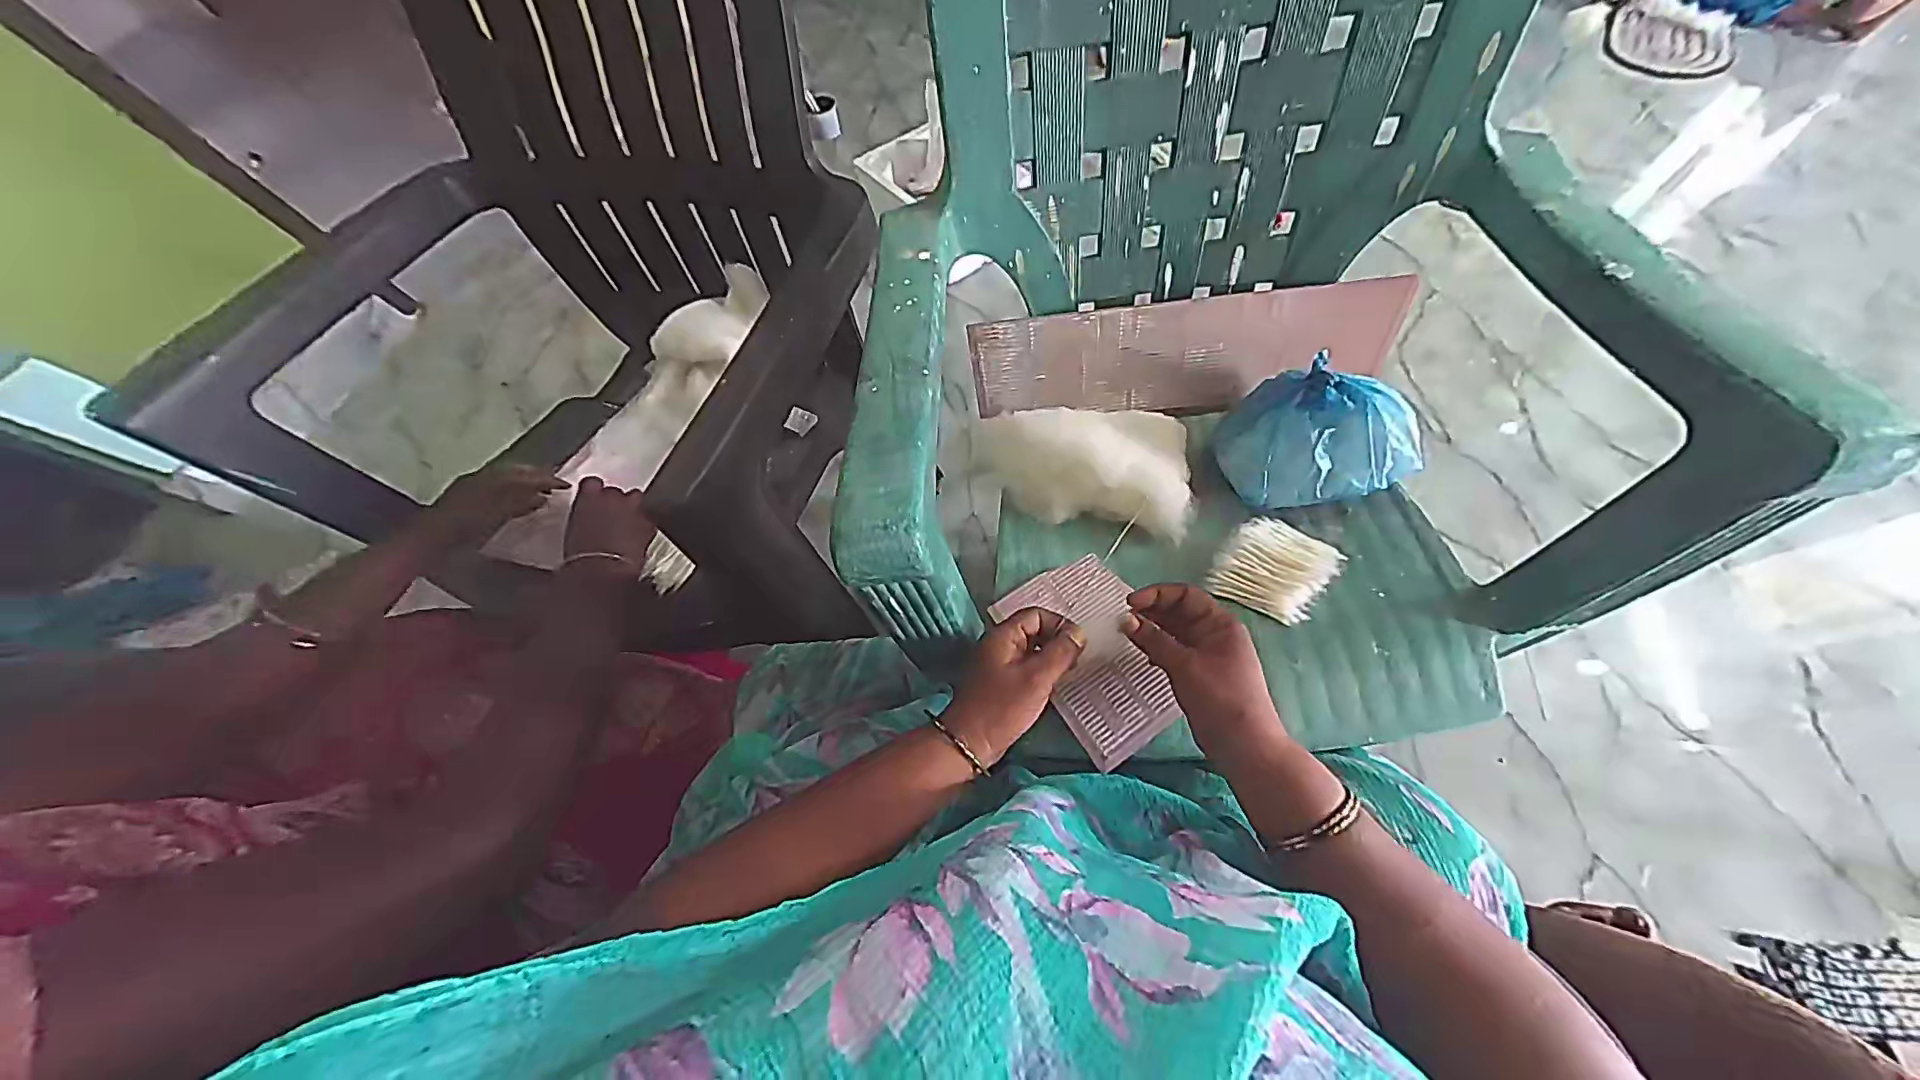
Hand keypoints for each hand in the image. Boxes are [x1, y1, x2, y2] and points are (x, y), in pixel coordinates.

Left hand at [415, 465, 567, 548]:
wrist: (421, 545)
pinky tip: (521, 507)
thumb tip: (542, 495)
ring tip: (545, 494)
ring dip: (525, 486)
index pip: (522, 474)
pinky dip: (513, 496)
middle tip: (558, 485)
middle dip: (537, 477)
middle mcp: (477, 482)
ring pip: (504, 483)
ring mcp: (469, 493)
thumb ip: (517, 503)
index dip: (546, 478)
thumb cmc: (460, 531)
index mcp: (487, 481)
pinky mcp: (464, 506)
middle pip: (513, 474)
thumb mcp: (494, 515)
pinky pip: (496, 493)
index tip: (567, 485)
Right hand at [562, 476, 657, 569]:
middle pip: (616, 492)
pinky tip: (635, 538)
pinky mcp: (648, 523)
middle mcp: (613, 496)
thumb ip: (585, 514)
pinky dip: (642, 526)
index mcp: (589, 495)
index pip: (593, 482)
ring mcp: (633, 508)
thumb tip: (589, 518)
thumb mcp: (574, 528)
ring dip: (631, 509)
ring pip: (635, 500)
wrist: (602, 568)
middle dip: (614, 502)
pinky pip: (646, 520)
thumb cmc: (581, 554)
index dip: (594, 492)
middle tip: (610, 518)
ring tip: (625, 526)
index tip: (594, 500)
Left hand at [942, 608, 1085, 764]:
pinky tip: (1052, 687)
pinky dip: (1041, 673)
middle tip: (1075, 660)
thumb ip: (1060, 652)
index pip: (1036, 614)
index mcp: (1003, 635)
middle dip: (1057, 641)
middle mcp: (999, 645)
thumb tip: (1078, 633)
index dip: (1059, 624)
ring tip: (1067, 674)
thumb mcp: (1037, 678)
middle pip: (1034, 630)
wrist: (971, 742)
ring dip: (1051, 659)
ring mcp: (999, 664)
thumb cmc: (1001, 708)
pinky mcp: (1001, 683)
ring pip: (1032, 651)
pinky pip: (1026, 668)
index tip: (1077, 643)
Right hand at [1121, 584, 1285, 755]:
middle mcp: (1215, 634)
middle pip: (1180, 612)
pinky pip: (1175, 650)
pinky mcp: (1199, 673)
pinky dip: (1157, 648)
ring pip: (1175, 632)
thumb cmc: (1221, 698)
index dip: (1157, 594)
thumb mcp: (1185, 666)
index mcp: (1220, 624)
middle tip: (1123, 617)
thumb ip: (1154, 640)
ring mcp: (1208, 654)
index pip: (1186, 595)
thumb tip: (1127, 621)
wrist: (1245, 745)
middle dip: (1151, 611)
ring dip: (1152, 630)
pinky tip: (1143, 653)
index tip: (1129, 603)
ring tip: (1127, 632)